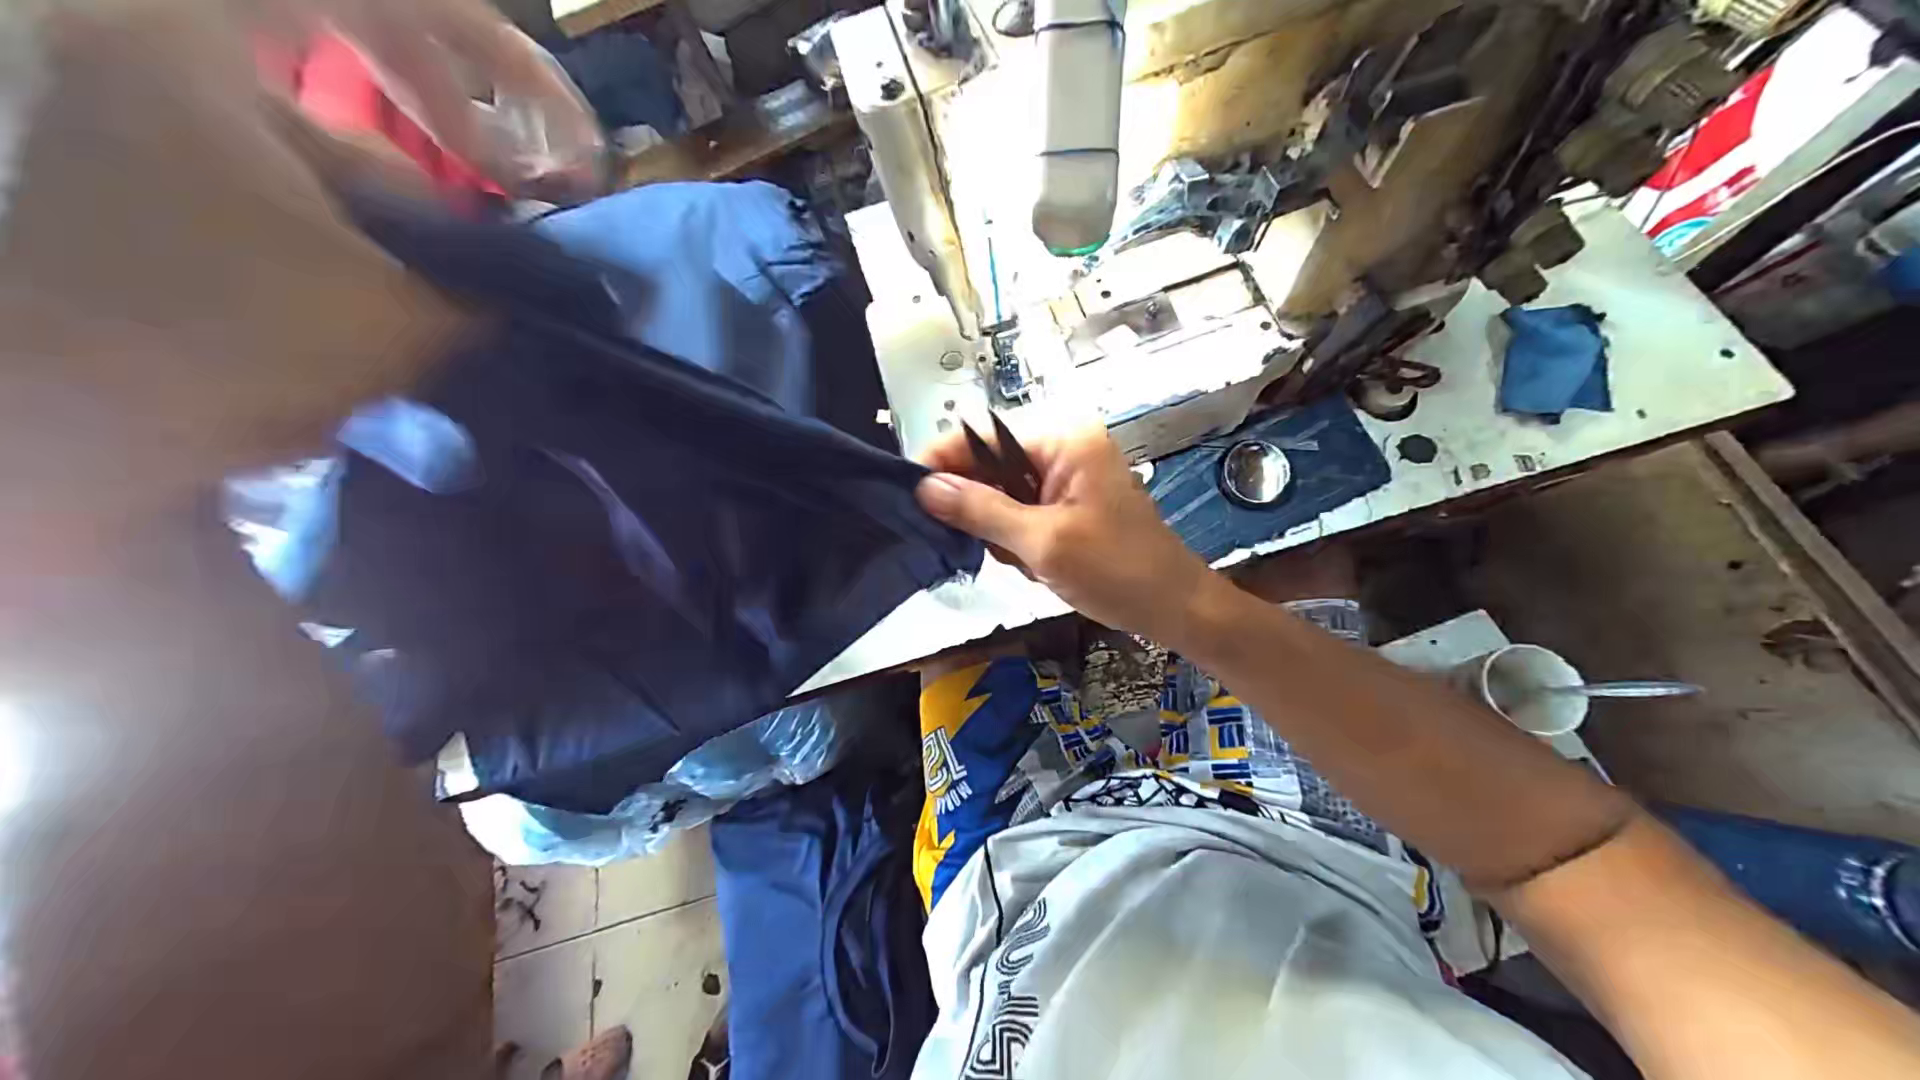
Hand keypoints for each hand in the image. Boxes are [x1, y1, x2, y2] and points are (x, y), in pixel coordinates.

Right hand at [914, 424, 1219, 641]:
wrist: (1175, 609)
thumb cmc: (1118, 571)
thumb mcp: (1042, 542)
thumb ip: (981, 511)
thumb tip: (924, 487)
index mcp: (1065, 442)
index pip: (986, 437)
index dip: (945, 460)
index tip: (908, 488)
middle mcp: (1064, 452)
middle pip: (992, 467)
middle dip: (979, 507)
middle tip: (970, 542)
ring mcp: (1068, 481)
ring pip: (1003, 497)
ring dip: (1001, 533)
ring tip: (1022, 561)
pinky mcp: (1068, 508)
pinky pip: (1022, 517)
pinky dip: (1018, 543)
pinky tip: (1034, 566)